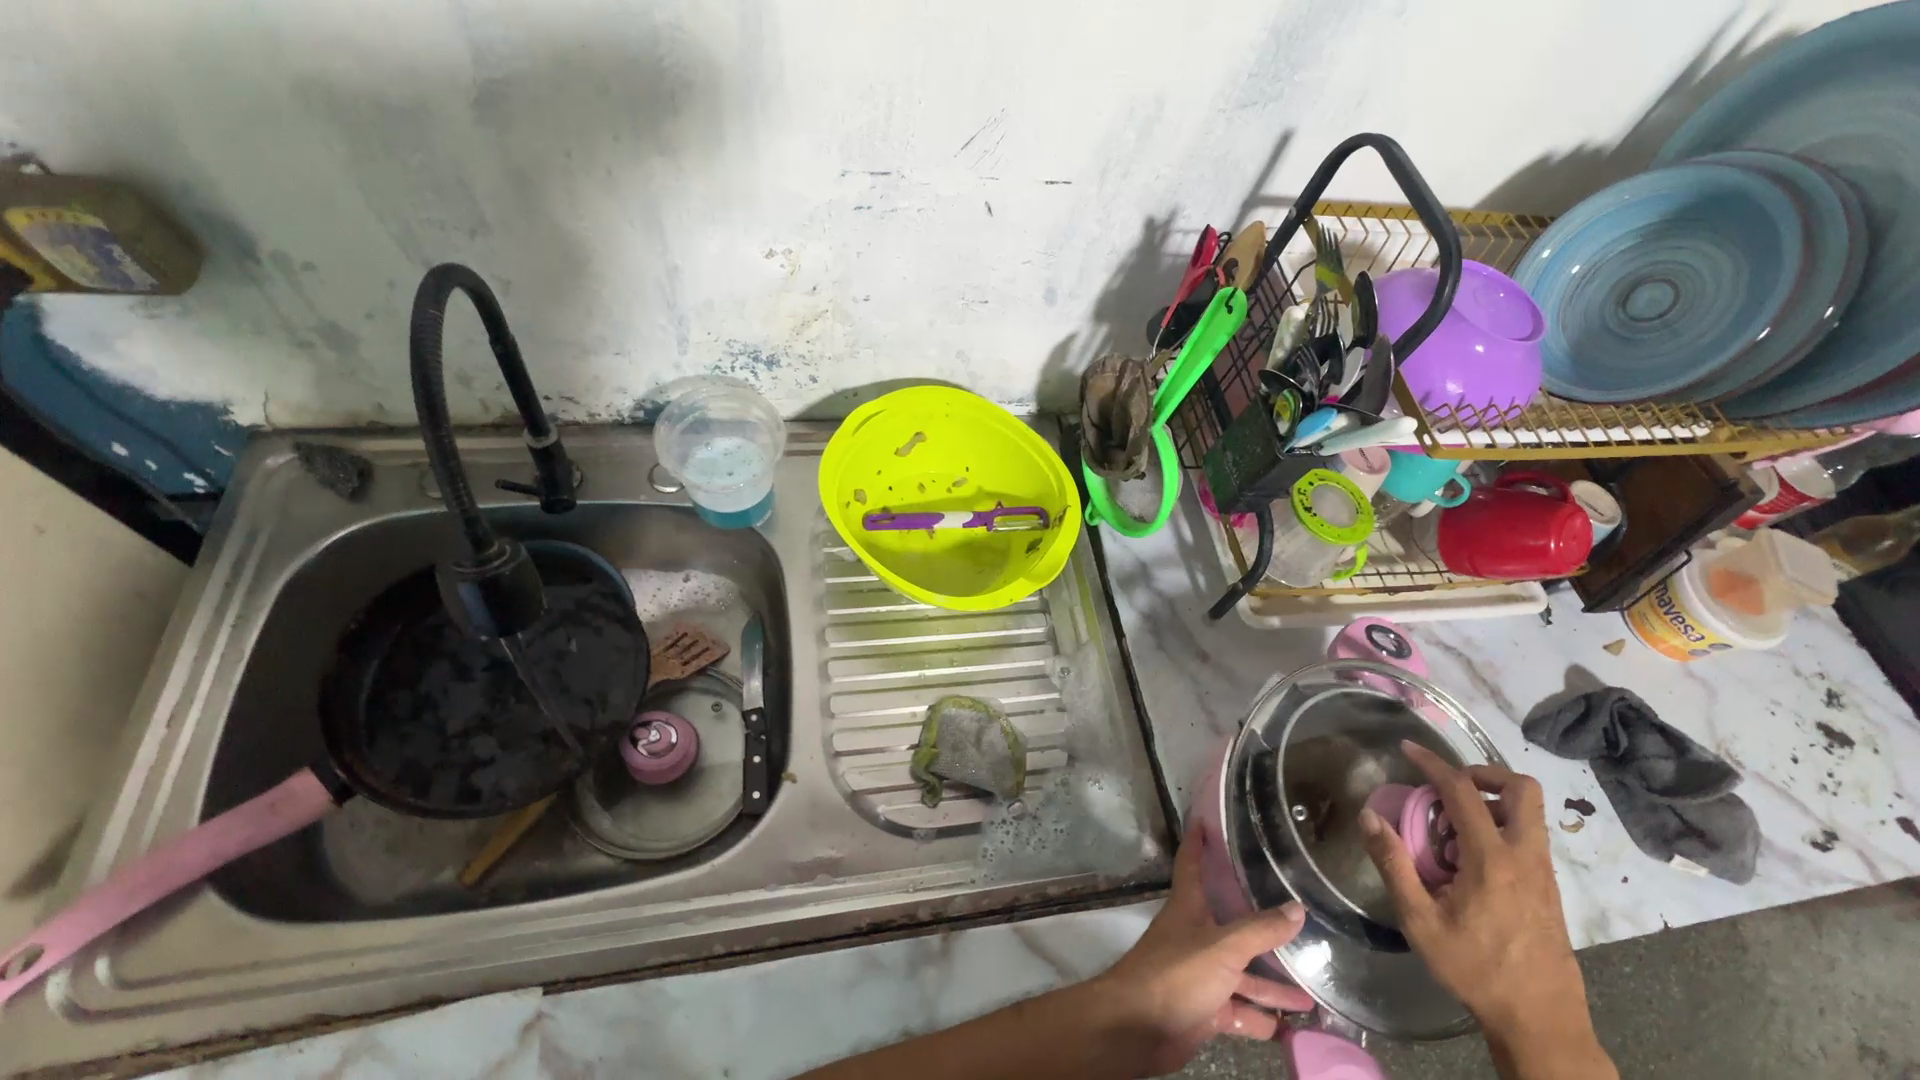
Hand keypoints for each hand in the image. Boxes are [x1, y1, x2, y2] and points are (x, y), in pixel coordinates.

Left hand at [1078, 819, 1314, 1075]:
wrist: (1136, 1028)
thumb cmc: (1174, 974)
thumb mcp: (1222, 947)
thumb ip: (1260, 930)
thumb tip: (1298, 908)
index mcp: (1189, 909)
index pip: (1192, 865)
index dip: (1198, 842)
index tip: (1207, 821)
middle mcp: (1194, 937)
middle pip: (1232, 926)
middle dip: (1264, 930)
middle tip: (1302, 924)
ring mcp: (1199, 975)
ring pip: (1243, 975)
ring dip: (1273, 985)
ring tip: (1314, 993)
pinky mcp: (1204, 1010)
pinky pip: (1240, 1012)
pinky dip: (1263, 1018)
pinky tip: (1293, 1026)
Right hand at [1361, 741, 1615, 1079]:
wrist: (1540, 1018)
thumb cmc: (1475, 969)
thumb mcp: (1420, 921)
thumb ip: (1394, 864)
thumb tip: (1370, 816)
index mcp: (1492, 858)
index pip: (1463, 790)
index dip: (1433, 763)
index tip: (1408, 749)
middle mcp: (1526, 855)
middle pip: (1520, 788)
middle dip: (1482, 774)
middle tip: (1447, 787)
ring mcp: (1544, 872)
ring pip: (1529, 812)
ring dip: (1492, 801)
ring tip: (1453, 826)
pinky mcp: (1550, 889)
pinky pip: (1529, 837)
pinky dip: (1501, 828)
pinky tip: (1470, 859)